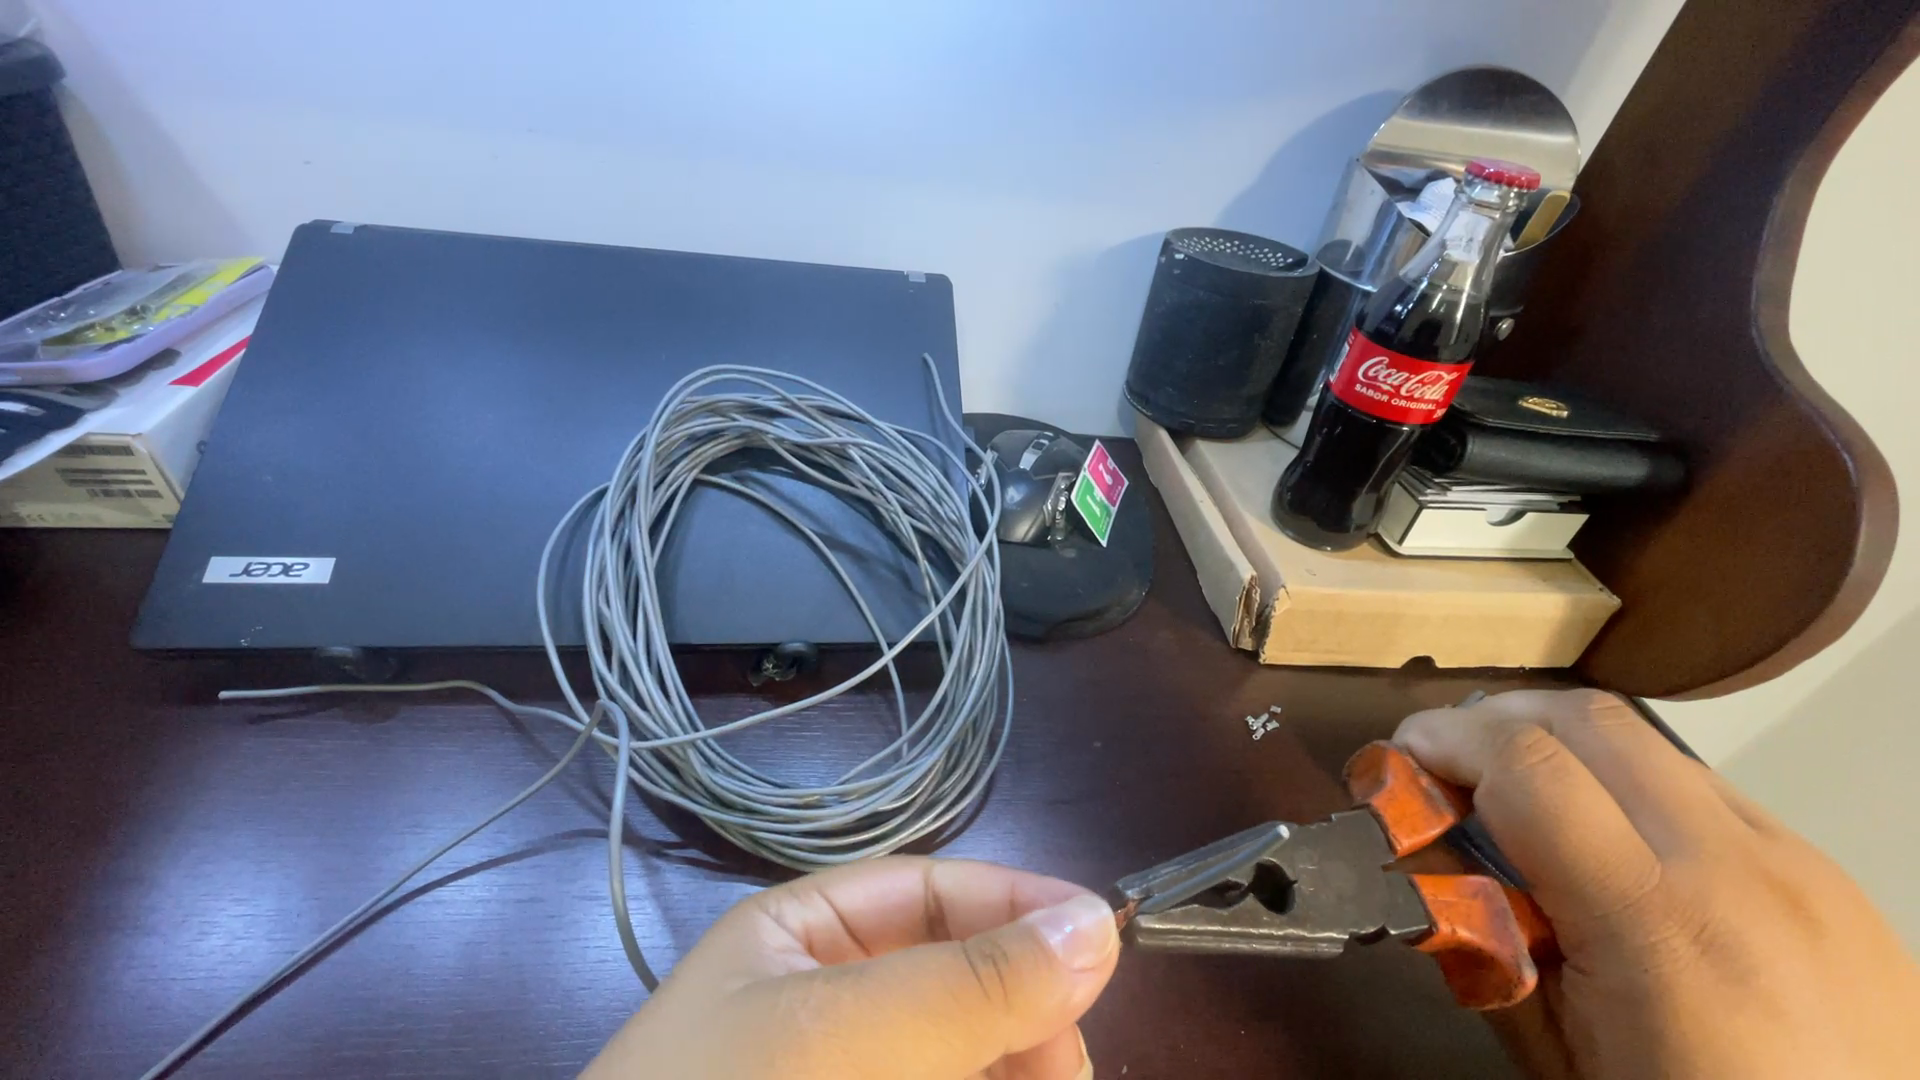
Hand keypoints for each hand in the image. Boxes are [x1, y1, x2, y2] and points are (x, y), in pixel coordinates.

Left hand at [580, 857, 1118, 1078]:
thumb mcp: (840, 1036)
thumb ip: (967, 985)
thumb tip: (1094, 924)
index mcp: (801, 938)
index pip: (929, 891)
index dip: (1016, 902)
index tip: (1102, 935)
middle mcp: (825, 1002)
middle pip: (954, 976)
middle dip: (1020, 1005)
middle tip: (1065, 1061)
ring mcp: (848, 1073)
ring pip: (961, 1053)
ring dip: (1014, 1066)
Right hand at [1396, 689, 1919, 1079]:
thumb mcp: (1551, 1046)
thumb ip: (1478, 930)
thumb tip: (1421, 844)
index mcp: (1654, 918)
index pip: (1525, 763)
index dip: (1444, 739)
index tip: (1399, 756)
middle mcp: (1733, 864)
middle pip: (1587, 718)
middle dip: (1494, 721)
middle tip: (1447, 762)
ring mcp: (1795, 860)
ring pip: (1646, 740)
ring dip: (1559, 743)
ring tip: (1518, 792)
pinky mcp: (1827, 870)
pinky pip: (1699, 786)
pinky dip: (1624, 780)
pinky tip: (1608, 834)